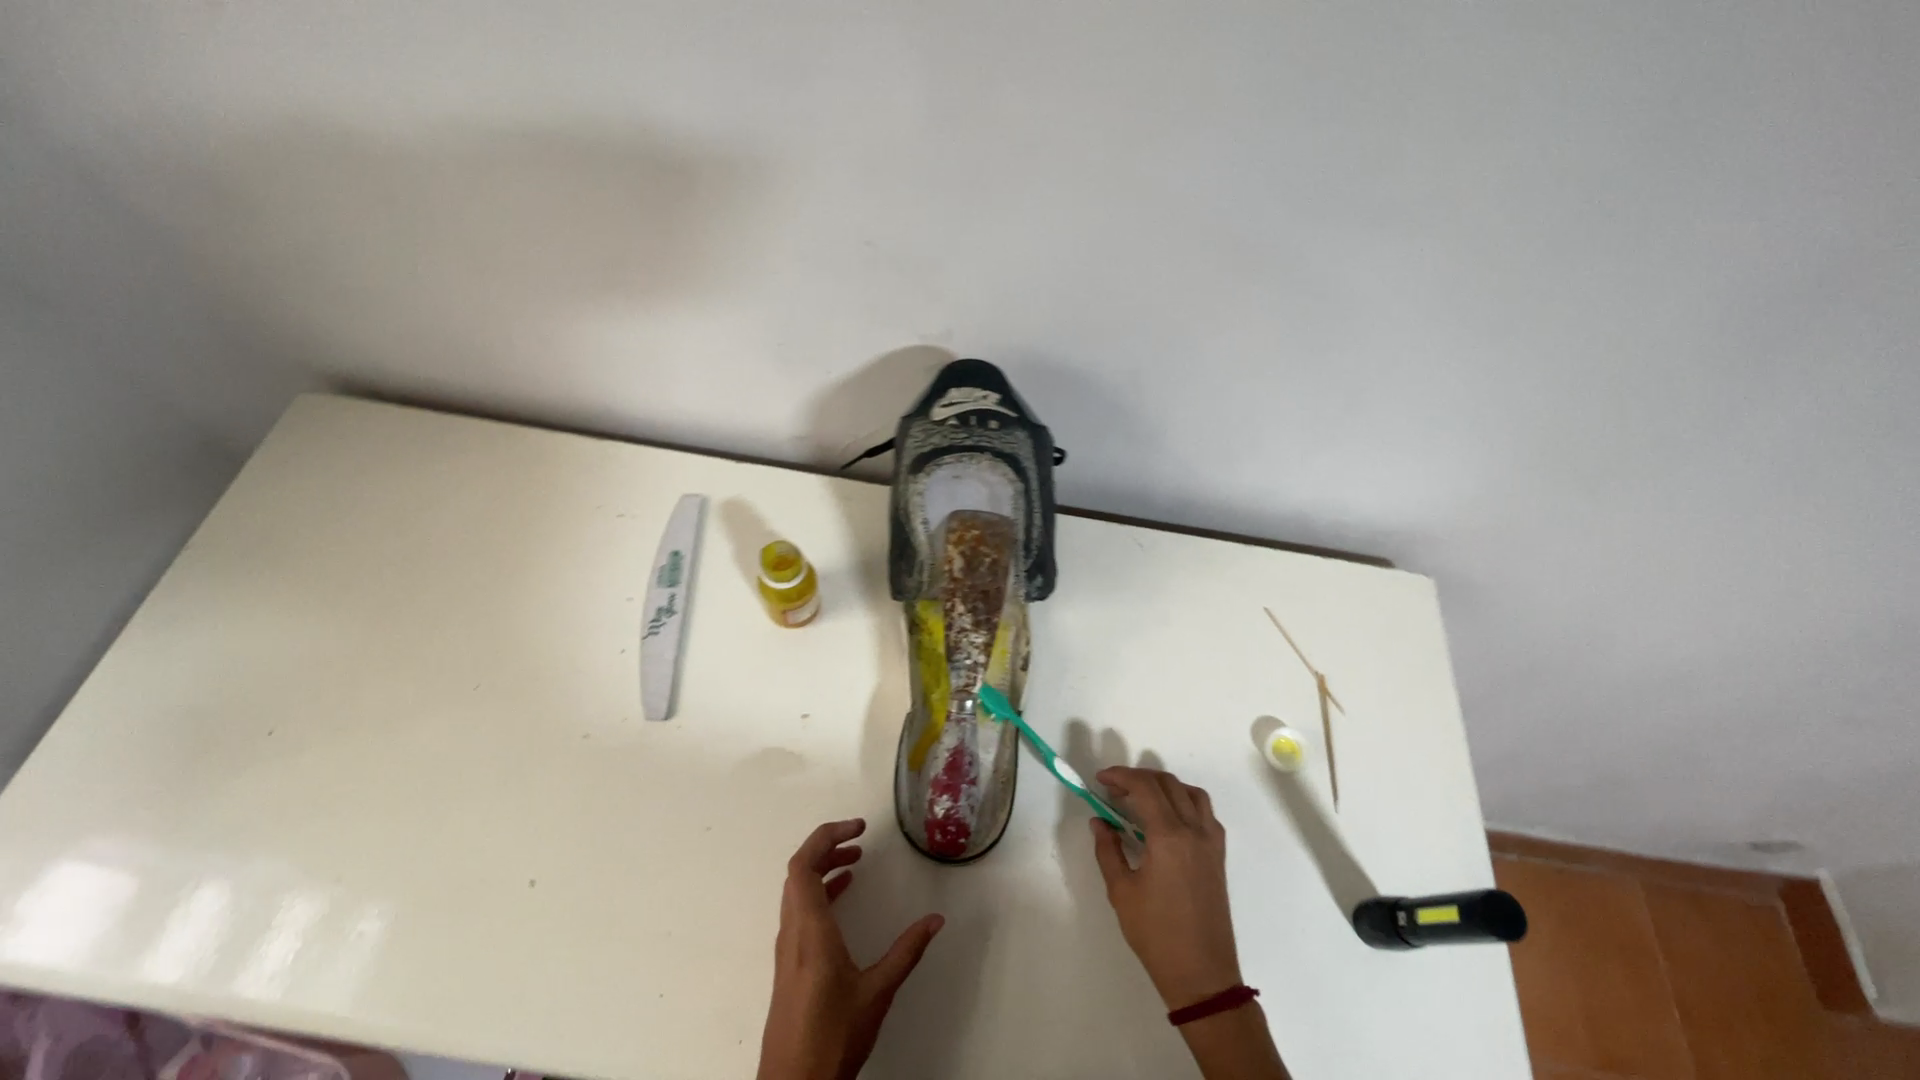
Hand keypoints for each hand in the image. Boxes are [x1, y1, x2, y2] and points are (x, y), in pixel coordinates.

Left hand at [756, 819, 944, 1079]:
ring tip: (855, 862)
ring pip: (797, 892)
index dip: (826, 837)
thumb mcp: (878, 991)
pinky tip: (843, 898)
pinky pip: (800, 911)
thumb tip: (936, 920)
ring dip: (822, 869)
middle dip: (827, 847)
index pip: (803, 866)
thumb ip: (906, 951)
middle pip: (797, 873)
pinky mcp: (789, 964)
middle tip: (860, 839)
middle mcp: (792, 932)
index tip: (858, 827)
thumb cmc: (834, 1035)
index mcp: (810, 931)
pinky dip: (820, 893)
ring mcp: (787, 949)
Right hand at [1090, 767, 1241, 1008]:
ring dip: (1164, 786)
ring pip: (1191, 793)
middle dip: (1138, 778)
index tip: (1100, 780)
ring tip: (1140, 798)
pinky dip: (1184, 801)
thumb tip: (1100, 822)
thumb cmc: (1155, 933)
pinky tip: (1166, 819)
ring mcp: (1211, 841)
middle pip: (1168, 784)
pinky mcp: (1218, 855)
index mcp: (1168, 836)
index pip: (1145, 788)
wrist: (1201, 972)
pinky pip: (1204, 812)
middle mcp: (1194, 830)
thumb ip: (1108, 850)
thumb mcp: (1121, 891)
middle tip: (1114, 789)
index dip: (1120, 777)